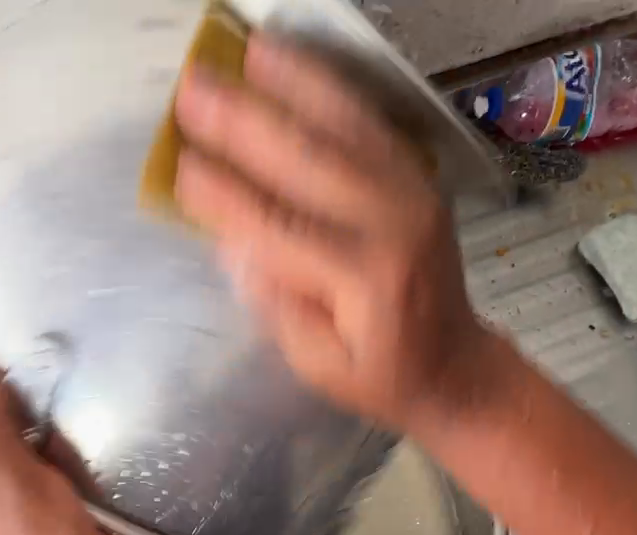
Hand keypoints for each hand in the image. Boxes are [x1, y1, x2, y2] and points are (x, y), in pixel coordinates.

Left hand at [0, 355, 124, 534]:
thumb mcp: (6, 476)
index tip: (3, 370)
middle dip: (17, 408)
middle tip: (40, 424)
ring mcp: (10, 480)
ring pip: (23, 429)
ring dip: (45, 431)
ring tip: (61, 452)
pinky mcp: (44, 488)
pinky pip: (49, 451)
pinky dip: (63, 450)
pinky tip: (74, 464)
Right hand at [172, 37, 504, 434]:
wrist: (454, 365)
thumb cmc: (380, 378)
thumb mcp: (319, 365)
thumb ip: (280, 306)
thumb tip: (237, 243)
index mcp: (364, 279)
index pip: (279, 229)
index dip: (227, 198)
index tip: (182, 168)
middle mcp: (393, 223)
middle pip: (308, 161)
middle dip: (245, 124)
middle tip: (193, 92)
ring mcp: (412, 192)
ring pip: (342, 126)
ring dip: (287, 85)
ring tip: (241, 53)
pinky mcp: (417, 178)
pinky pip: (367, 122)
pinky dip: (325, 88)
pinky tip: (290, 64)